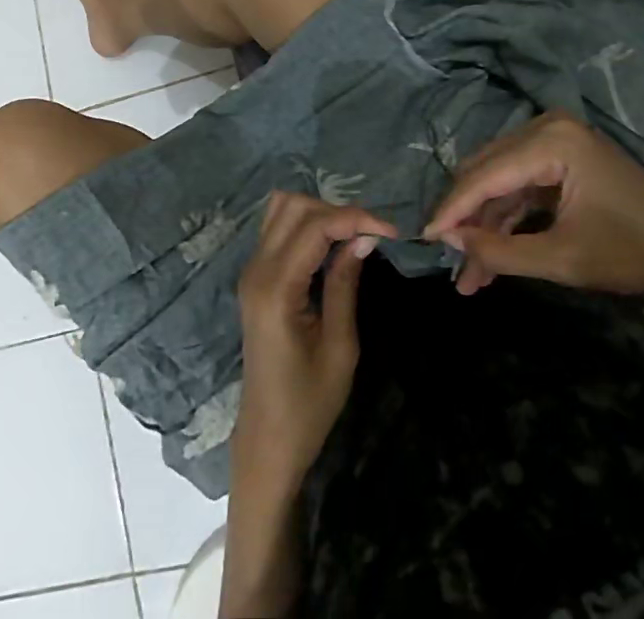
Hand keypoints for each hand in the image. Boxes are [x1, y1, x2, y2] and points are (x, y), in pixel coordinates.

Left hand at [233, 191, 395, 483]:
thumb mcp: (340, 345)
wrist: (268, 438)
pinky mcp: (255, 280)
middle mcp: (256, 272)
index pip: (315, 226)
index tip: (392, 232)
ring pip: (281, 211)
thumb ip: (345, 283)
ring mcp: (251, 274)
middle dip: (338, 211)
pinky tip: (333, 246)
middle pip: (293, 206)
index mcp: (276, 290)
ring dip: (321, 214)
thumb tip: (364, 237)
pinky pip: (277, 231)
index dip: (356, 218)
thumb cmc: (309, 402)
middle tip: (373, 235)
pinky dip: (308, 226)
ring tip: (355, 237)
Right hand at [424, 111, 643, 296]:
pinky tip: (489, 260)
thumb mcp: (561, 259)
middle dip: (466, 220)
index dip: (451, 210)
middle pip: (487, 173)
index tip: (422, 239)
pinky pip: (519, 188)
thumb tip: (449, 240)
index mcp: (553, 142)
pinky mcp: (561, 160)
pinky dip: (505, 222)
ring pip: (500, 184)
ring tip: (468, 278)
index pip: (485, 176)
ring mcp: (556, 142)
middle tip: (446, 260)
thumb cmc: (632, 252)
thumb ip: (500, 251)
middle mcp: (548, 129)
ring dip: (484, 227)